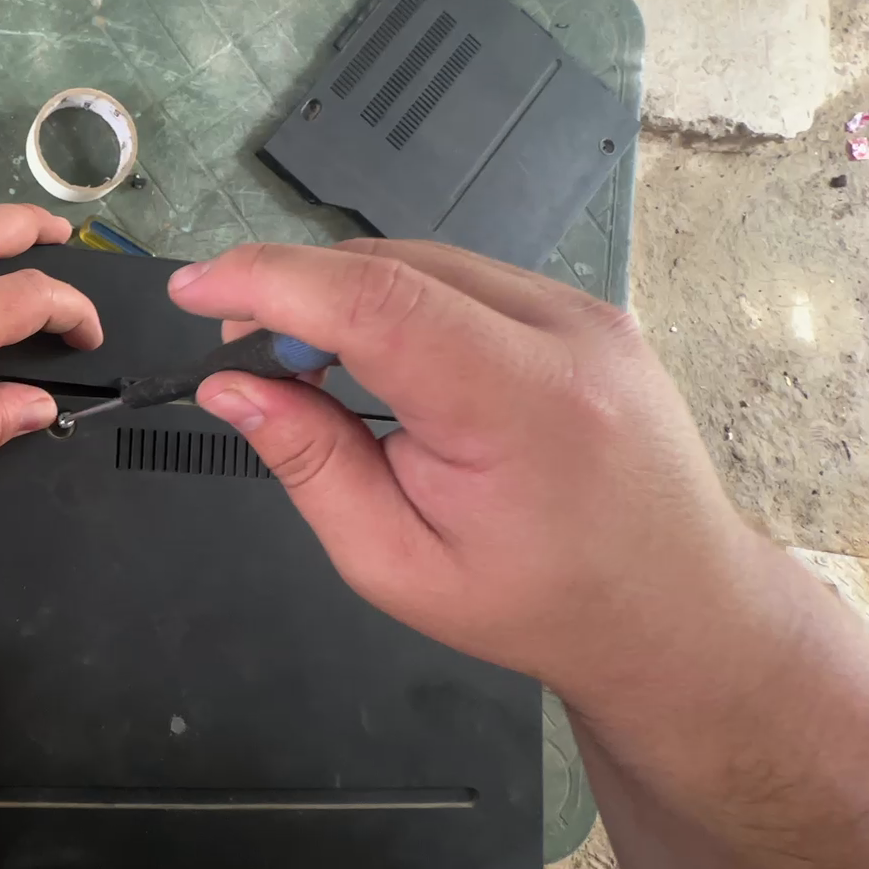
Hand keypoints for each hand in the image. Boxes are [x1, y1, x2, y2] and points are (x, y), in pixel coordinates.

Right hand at [168, 239, 764, 696]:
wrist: (679, 608)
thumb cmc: (533, 602)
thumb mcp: (389, 557)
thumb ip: (306, 461)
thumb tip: (227, 387)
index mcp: (520, 405)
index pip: (373, 303)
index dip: (266, 283)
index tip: (189, 291)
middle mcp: (560, 331)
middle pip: (383, 267)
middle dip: (285, 293)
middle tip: (240, 358)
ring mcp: (575, 309)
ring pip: (407, 260)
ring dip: (326, 296)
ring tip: (298, 365)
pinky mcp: (568, 308)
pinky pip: (441, 275)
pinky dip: (372, 299)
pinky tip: (358, 353)